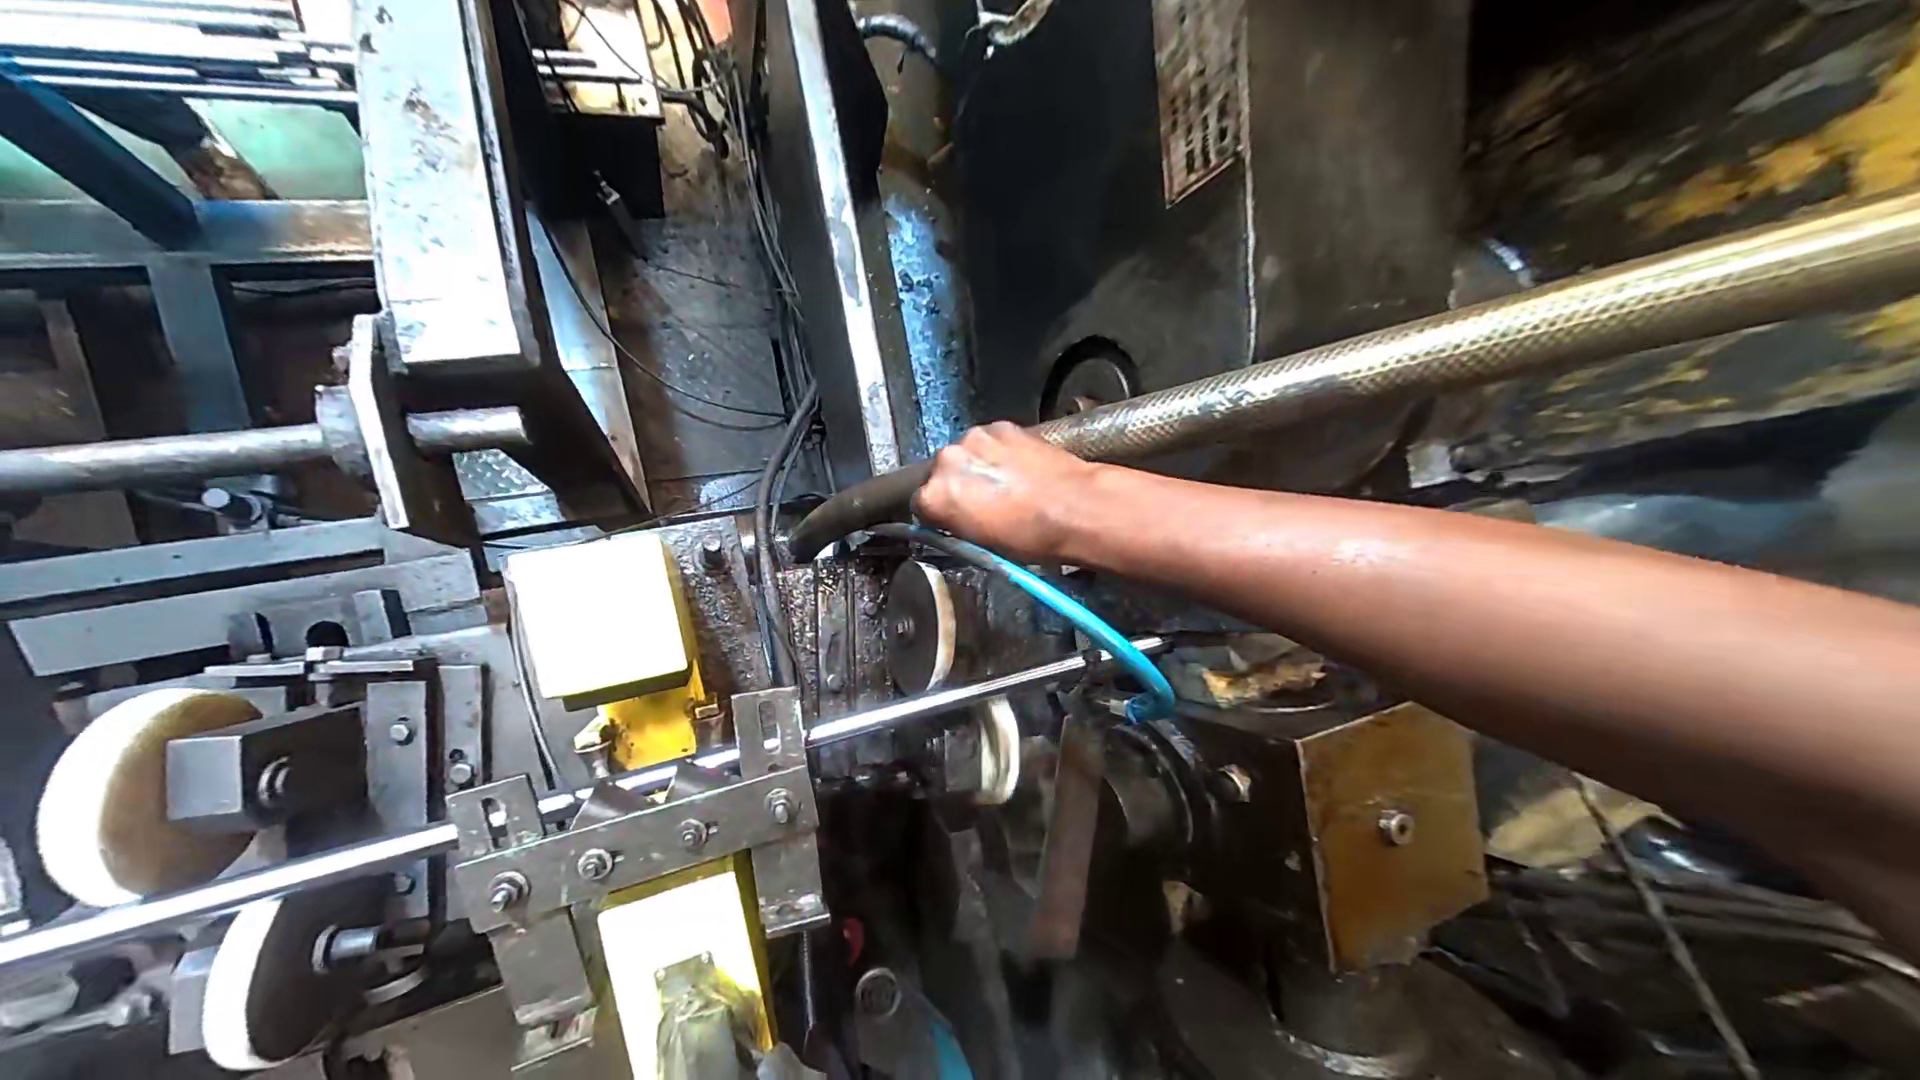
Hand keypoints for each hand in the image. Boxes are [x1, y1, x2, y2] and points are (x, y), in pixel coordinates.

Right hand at [911, 422, 1099, 561]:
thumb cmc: (1032, 536)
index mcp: (935, 495)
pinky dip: (999, 453)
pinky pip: (990, 441)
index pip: (921, 503)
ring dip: (978, 466)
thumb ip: (955, 524)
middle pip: (941, 473)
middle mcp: (948, 459)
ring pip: (966, 454)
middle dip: (957, 486)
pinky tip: (1019, 470)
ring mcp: (975, 438)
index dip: (938, 513)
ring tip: (1005, 486)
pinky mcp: (1002, 426)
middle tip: (983, 505)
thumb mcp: (981, 544)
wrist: (1076, 507)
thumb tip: (952, 518)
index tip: (952, 520)